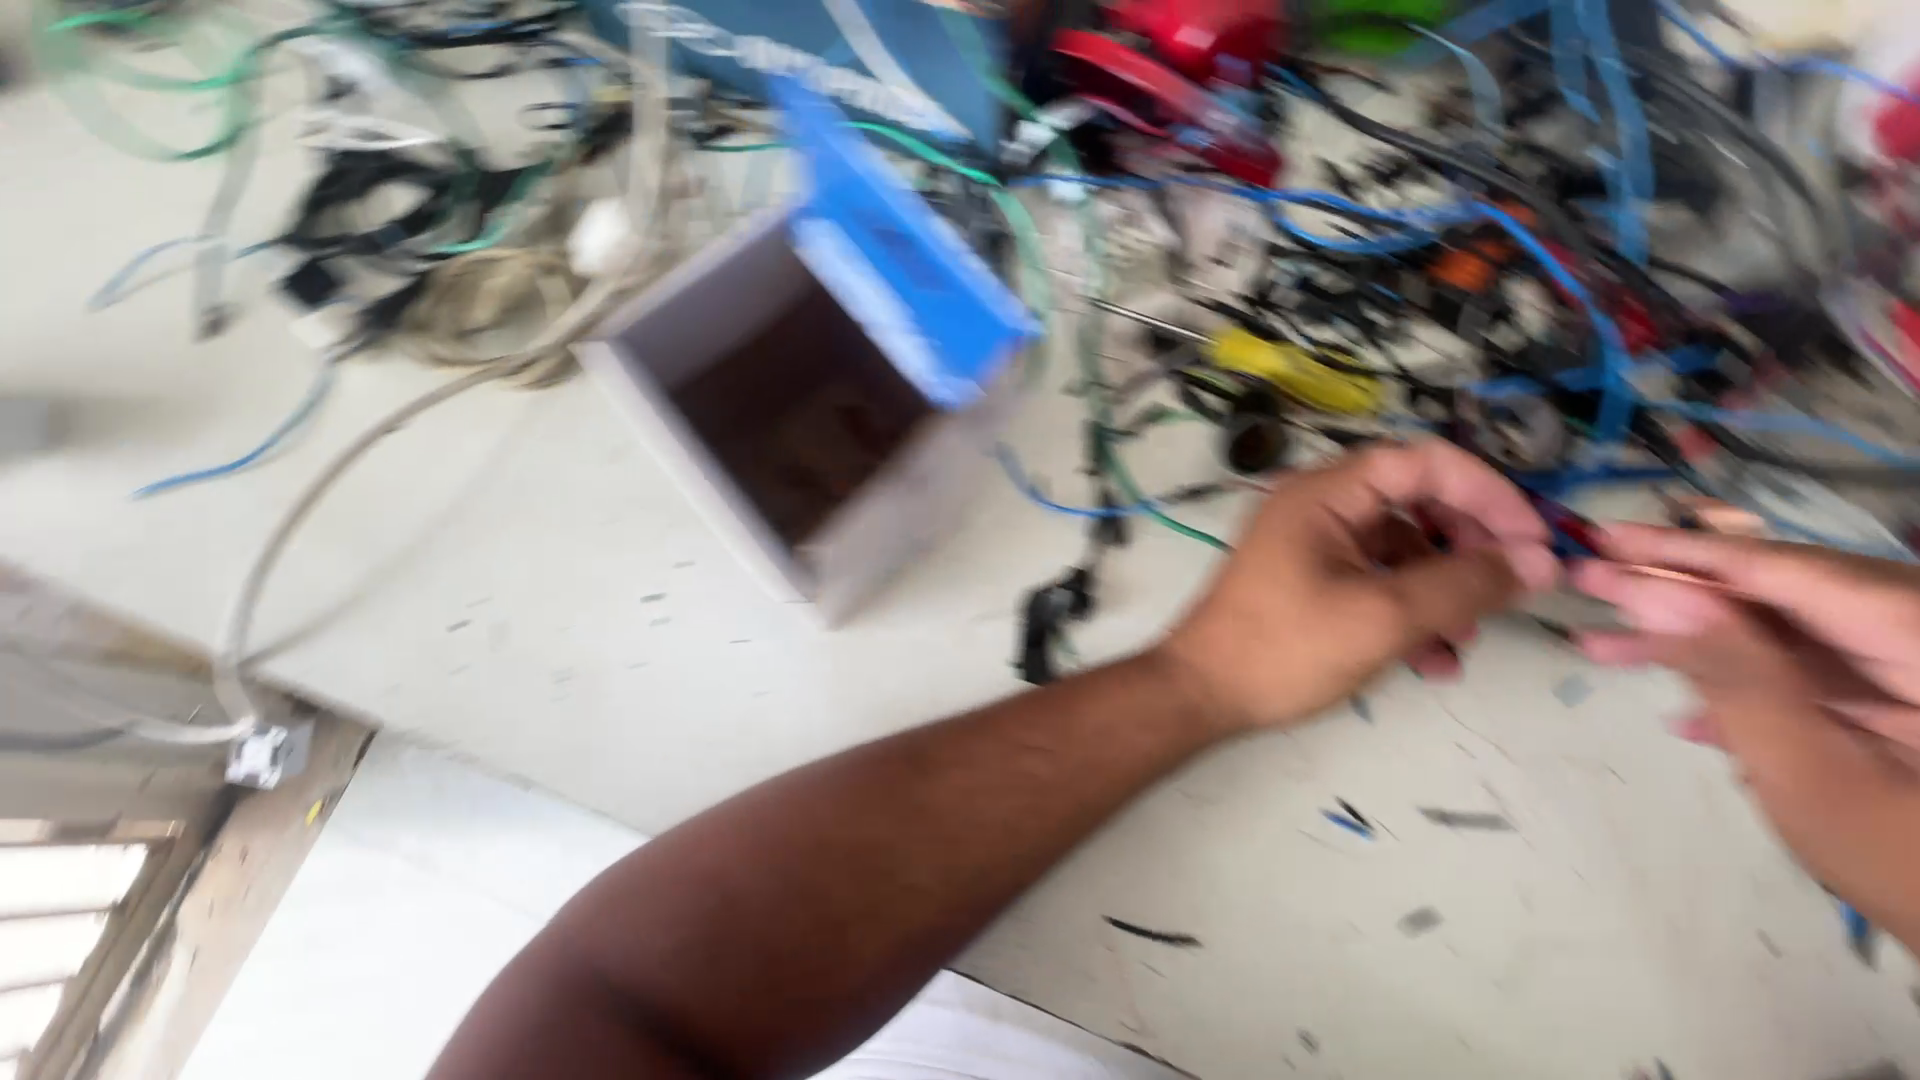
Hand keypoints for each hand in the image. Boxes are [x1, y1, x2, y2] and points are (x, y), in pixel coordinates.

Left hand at [1154, 439, 1559, 732]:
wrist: (1201, 693)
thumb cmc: (1283, 648)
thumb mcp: (1382, 617)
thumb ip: (1463, 585)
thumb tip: (1538, 561)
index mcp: (1323, 494)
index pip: (1422, 462)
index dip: (1487, 493)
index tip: (1531, 541)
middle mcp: (1315, 507)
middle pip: (1414, 503)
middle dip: (1467, 548)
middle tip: (1506, 591)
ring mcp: (1310, 545)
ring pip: (1399, 549)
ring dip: (1442, 590)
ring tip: (1465, 642)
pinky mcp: (1308, 581)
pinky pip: (1373, 580)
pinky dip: (1407, 611)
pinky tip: (1432, 662)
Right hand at [1573, 525, 1919, 946]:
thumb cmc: (1908, 868)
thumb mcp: (1807, 773)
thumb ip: (1737, 675)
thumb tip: (1659, 596)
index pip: (1807, 577)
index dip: (1700, 555)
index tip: (1611, 538)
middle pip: (1796, 594)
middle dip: (1684, 591)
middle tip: (1591, 578)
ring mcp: (1915, 672)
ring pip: (1793, 631)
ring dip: (1695, 640)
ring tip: (1601, 646)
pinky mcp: (1904, 702)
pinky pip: (1814, 670)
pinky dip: (1743, 682)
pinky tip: (1684, 713)